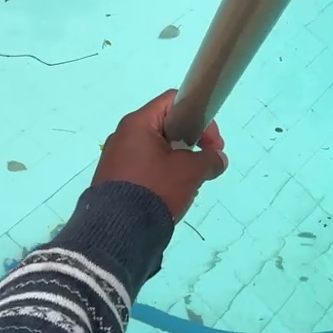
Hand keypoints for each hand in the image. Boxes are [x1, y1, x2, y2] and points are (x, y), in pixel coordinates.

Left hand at [92, 90, 226, 220]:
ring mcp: (115, 158)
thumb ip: (210, 159)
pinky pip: (145, 169)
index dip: (199, 116)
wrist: (117, 231)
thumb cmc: (155, 188)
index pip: (174, 101)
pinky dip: (162, 176)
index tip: (213, 143)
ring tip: (189, 185)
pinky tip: (171, 195)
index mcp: (138, 123)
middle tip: (205, 163)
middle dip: (191, 143)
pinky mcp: (113, 180)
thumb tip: (218, 160)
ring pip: (157, 151)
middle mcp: (123, 135)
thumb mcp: (190, 171)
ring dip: (178, 163)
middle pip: (166, 127)